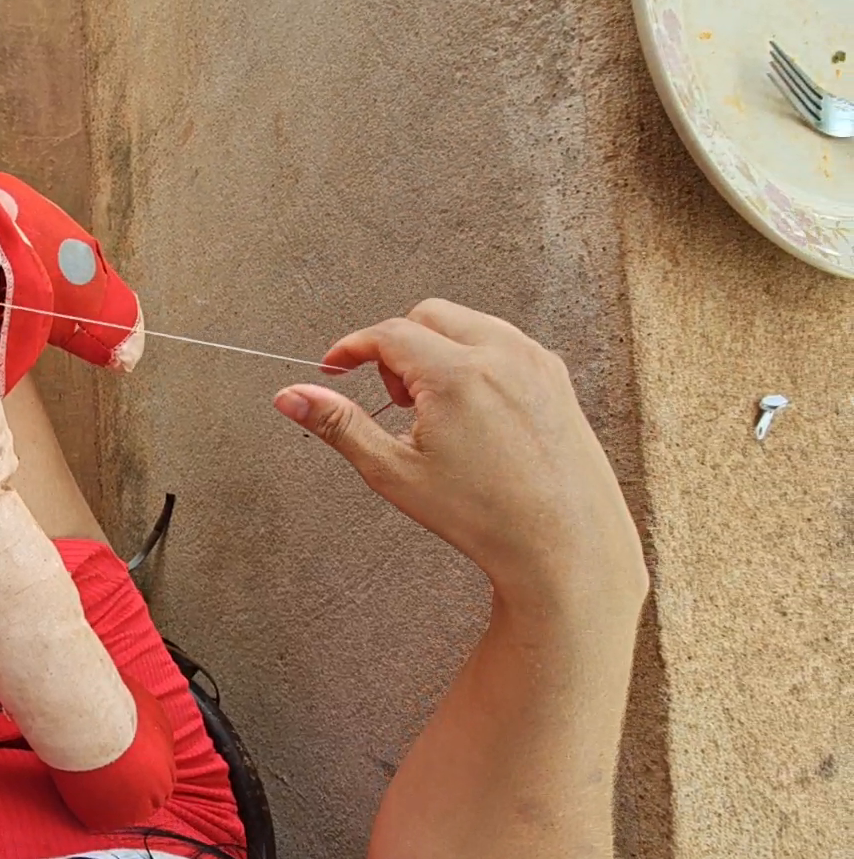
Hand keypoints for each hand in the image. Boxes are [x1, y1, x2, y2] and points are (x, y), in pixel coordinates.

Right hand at [273, 299, 646, 606]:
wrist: (564, 542)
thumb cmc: (484, 513)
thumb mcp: (390, 469)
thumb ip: (336, 423)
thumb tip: (292, 397)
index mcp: (458, 374)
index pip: (389, 332)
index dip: (350, 347)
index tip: (333, 368)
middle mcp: (503, 356)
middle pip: (428, 316)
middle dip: (393, 346)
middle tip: (385, 395)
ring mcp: (536, 363)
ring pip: (466, 324)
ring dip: (431, 350)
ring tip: (424, 408)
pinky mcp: (556, 378)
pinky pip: (500, 343)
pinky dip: (467, 358)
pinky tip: (461, 409)